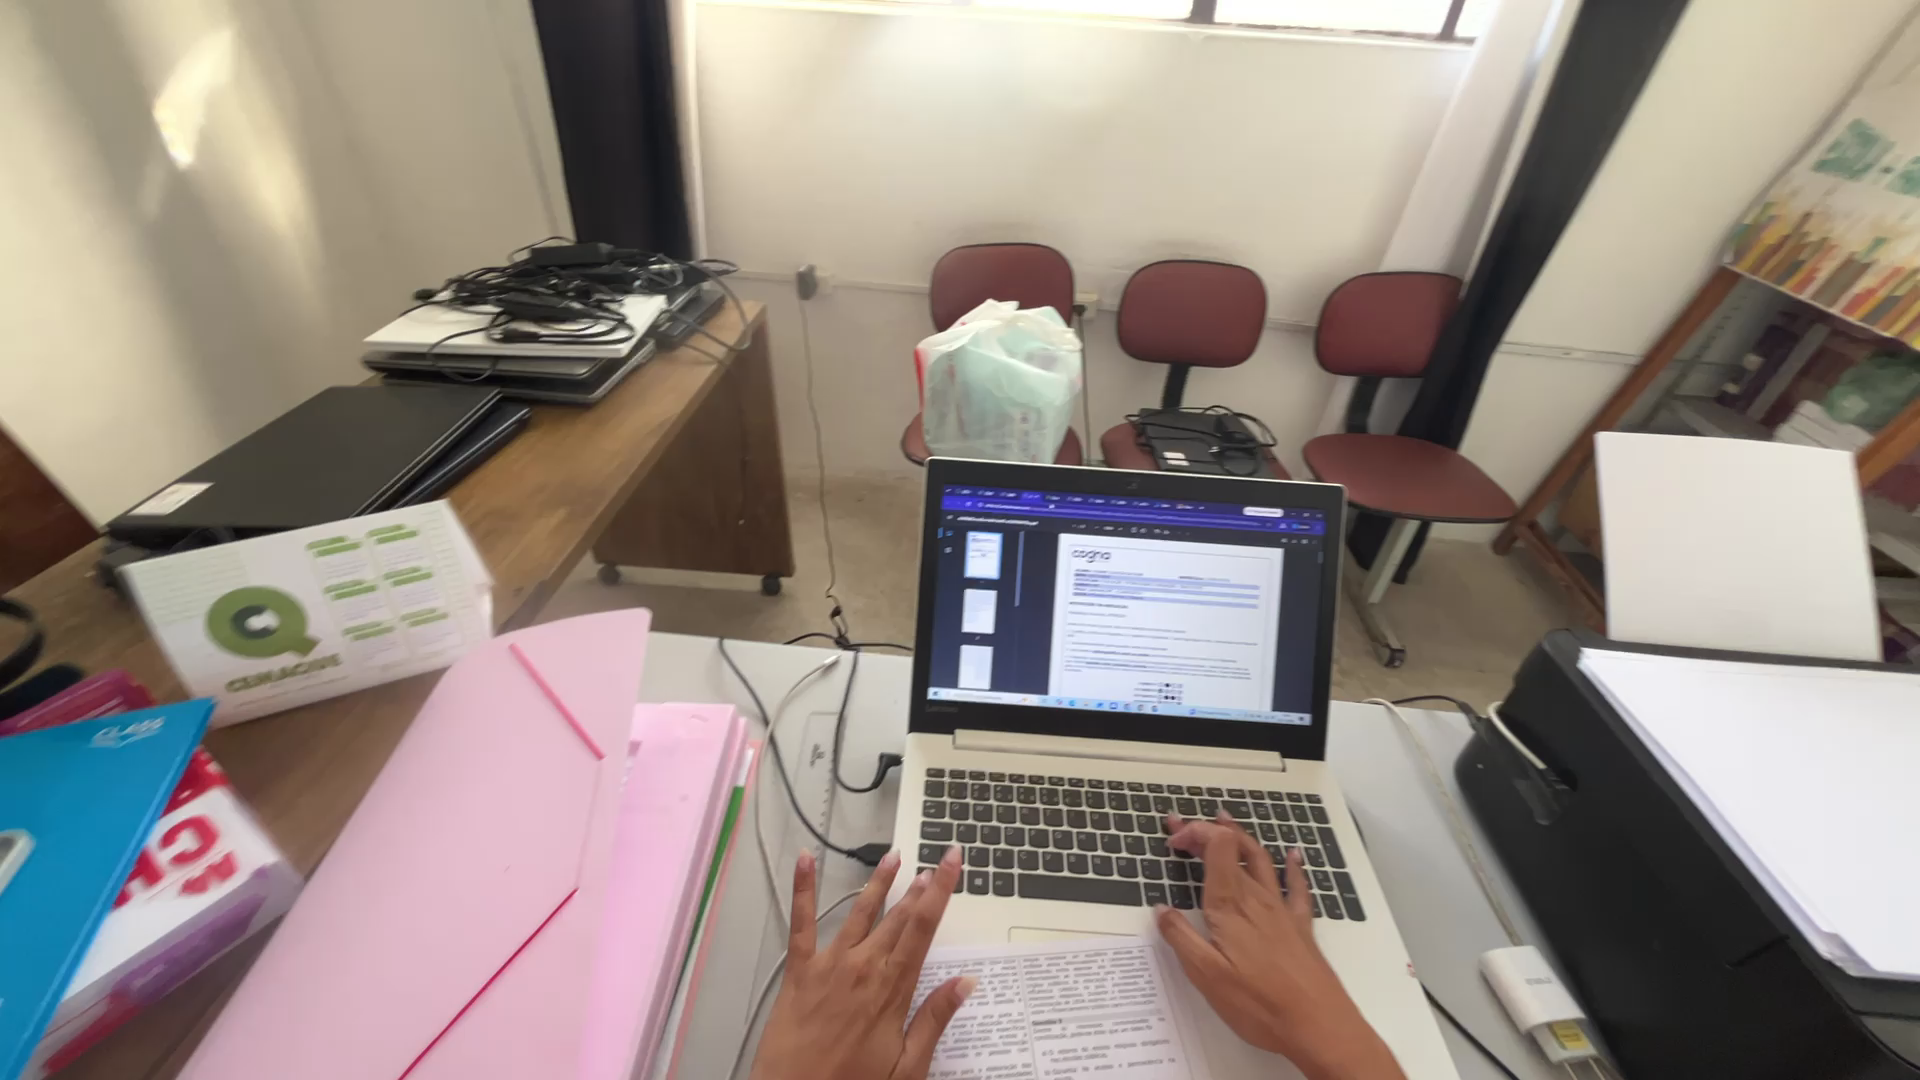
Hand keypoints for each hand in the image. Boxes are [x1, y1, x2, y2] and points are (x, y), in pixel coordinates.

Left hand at [749, 846, 974, 1079]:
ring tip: (893, 856)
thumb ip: (934, 1020)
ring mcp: (831, 963)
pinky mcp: (800, 968)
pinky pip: (802, 921)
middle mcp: (864, 966)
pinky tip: (806, 859)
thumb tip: (967, 981)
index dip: (941, 891)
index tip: (951, 861)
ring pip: (861, 911)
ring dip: (878, 881)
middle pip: (898, 917)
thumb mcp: (906, 1069)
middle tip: (933, 863)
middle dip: (918, 888)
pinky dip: (803, 888)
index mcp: (892, 988)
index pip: (924, 928)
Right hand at [1155, 814, 1405, 1079]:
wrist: (1322, 1029)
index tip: (1173, 842)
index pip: (1214, 845)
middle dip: (1205, 829)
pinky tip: (1293, 855)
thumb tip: (1161, 909)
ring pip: (1260, 859)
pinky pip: (1297, 887)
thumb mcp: (1207, 975)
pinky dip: (1293, 866)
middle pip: (1232, 847)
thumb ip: (1180, 937)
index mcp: (1230, 904)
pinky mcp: (1301, 927)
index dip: (1193, 832)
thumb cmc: (1261, 1004)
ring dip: (1240, 835)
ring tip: (1225, 819)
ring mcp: (1281, 910)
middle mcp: (1256, 897)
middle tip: (1181, 824)